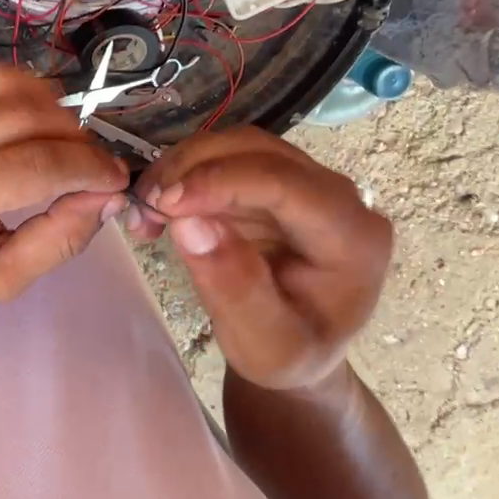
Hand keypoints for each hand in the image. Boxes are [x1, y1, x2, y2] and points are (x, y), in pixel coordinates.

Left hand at [0, 65, 128, 313]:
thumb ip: (55, 240)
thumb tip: (105, 197)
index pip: (38, 166)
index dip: (90, 168)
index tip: (116, 180)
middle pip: (28, 117)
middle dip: (78, 138)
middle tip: (95, 165)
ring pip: (9, 85)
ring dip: (54, 107)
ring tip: (68, 141)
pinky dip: (22, 91)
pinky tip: (35, 119)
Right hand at [126, 127, 391, 390]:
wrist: (294, 351)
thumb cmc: (287, 354)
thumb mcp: (263, 344)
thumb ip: (234, 288)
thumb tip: (189, 223)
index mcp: (354, 238)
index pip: (286, 184)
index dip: (220, 182)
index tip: (164, 203)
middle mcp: (338, 197)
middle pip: (257, 151)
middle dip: (192, 169)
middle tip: (144, 205)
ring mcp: (305, 181)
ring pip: (234, 145)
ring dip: (181, 167)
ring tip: (145, 208)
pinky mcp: (273, 176)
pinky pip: (223, 155)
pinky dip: (183, 171)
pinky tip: (160, 204)